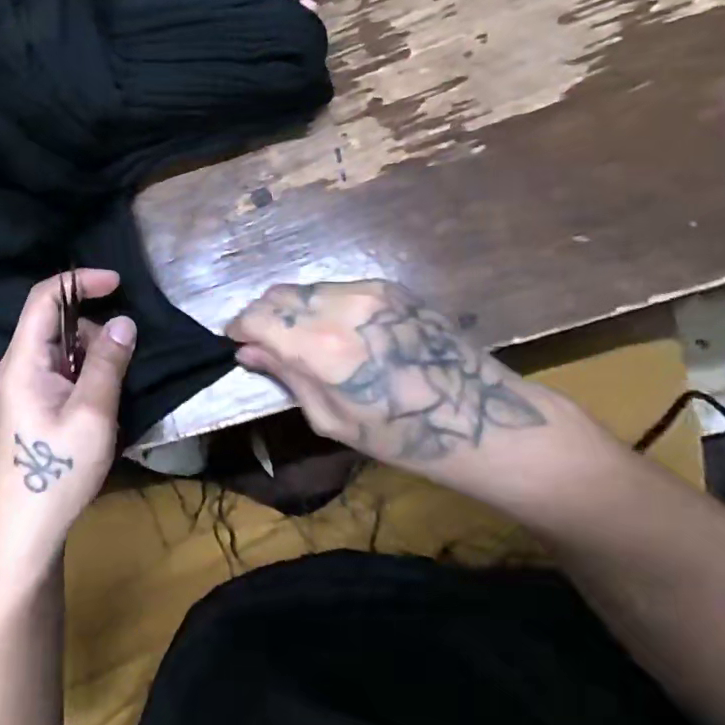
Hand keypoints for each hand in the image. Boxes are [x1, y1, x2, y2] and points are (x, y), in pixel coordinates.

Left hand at [0, 270, 135, 574]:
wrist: (26, 526)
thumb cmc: (58, 470)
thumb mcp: (93, 414)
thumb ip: (108, 363)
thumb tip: (123, 321)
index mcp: (22, 361)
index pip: (44, 298)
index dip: (79, 282)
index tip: (117, 284)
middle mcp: (15, 366)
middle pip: (52, 323)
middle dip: (92, 327)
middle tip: (123, 359)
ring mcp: (19, 387)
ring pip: (59, 349)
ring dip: (91, 355)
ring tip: (112, 392)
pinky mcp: (28, 405)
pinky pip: (57, 371)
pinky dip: (82, 374)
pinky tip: (99, 403)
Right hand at [226, 280, 613, 503]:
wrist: (487, 421)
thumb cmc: (403, 436)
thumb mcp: (332, 419)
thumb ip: (286, 376)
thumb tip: (247, 352)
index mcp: (322, 349)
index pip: (256, 318)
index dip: (239, 329)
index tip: (238, 343)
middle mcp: (340, 308)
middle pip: (275, 296)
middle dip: (263, 318)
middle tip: (267, 345)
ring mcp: (368, 292)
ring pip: (303, 288)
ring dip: (291, 310)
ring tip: (305, 341)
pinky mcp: (389, 287)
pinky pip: (334, 287)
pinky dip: (321, 305)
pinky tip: (339, 333)